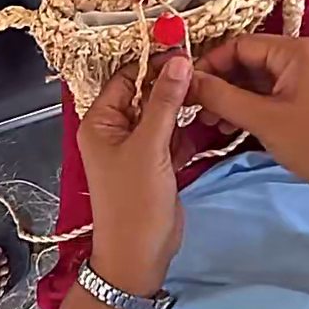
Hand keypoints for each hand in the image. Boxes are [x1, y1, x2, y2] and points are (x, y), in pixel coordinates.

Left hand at [76, 53, 192, 296]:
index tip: (186, 52)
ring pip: (162, 114)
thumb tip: (180, 61)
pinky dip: (186, 132)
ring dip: (183, 109)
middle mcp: (116, 129)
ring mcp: (136, 145)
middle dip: (172, 87)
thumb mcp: (150, 147)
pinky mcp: (155, 161)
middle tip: (204, 77)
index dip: (154, 64)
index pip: (126, 78)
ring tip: (207, 101)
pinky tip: (202, 130)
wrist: (140, 255)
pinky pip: (171, 135)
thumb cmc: (135, 201)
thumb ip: (165, 102)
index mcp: (101, 121)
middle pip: (146, 94)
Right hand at [190, 34, 308, 201]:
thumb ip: (222, 97)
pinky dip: (256, 105)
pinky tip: (239, 125)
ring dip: (237, 97)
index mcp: (299, 50)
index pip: (241, 45)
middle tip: (200, 109)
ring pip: (263, 78)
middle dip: (223, 84)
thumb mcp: (264, 120)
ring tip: (216, 122)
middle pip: (251, 60)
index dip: (211, 64)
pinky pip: (278, 90)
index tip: (189, 87)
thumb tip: (189, 81)